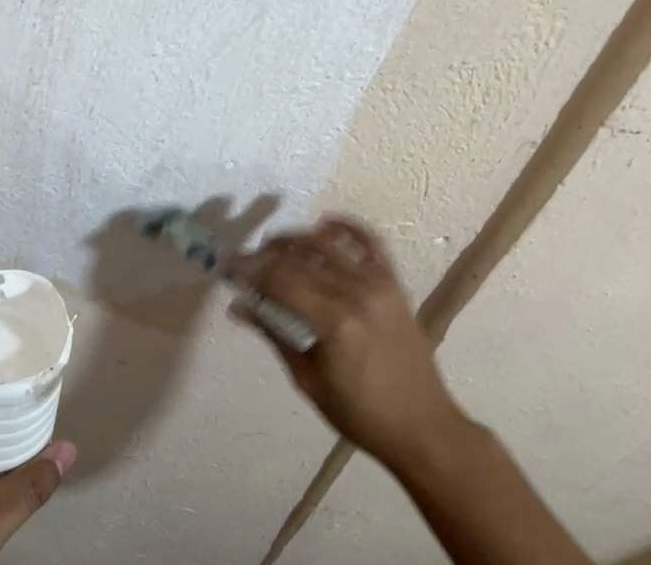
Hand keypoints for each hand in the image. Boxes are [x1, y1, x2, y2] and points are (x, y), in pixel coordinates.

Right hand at [232, 217, 461, 461]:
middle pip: (300, 259)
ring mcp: (379, 285)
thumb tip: (238, 307)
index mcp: (334, 322)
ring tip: (274, 247)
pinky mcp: (394, 285)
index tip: (228, 266)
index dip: (249, 269)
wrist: (422, 426)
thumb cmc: (360, 413)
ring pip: (329, 244)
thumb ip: (273, 335)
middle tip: (245, 261)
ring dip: (297, 239)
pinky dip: (348, 228)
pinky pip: (371, 244)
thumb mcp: (308, 380)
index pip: (280, 280)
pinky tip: (326, 224)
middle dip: (266, 255)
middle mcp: (357, 293)